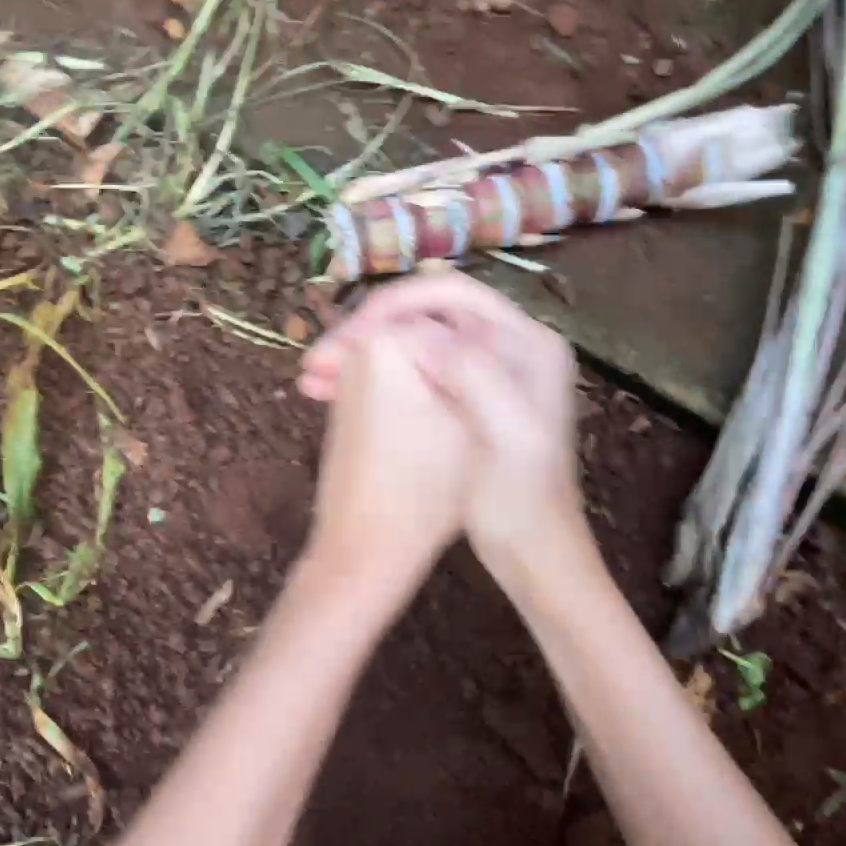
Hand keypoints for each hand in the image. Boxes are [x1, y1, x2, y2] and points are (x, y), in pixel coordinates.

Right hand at [300, 269, 582, 572]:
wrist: (531, 552)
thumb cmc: (522, 497)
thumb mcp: (506, 431)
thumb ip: (469, 371)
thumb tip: (410, 331)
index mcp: (525, 341)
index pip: (450, 293)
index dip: (394, 304)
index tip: (348, 333)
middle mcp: (505, 346)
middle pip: (424, 314)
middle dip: (369, 329)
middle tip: (320, 356)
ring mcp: (480, 374)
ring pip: (409, 344)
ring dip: (362, 355)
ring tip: (314, 376)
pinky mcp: (458, 401)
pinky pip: (407, 373)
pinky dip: (371, 379)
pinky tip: (331, 395)